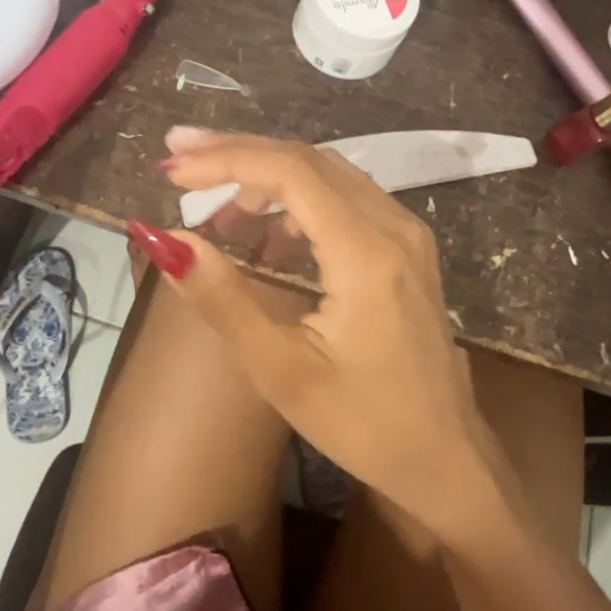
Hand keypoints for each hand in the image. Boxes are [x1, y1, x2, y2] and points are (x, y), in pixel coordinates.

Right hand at [130, 128, 495, 526]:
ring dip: (268, 177)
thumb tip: (165, 239)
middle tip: (178, 160)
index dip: (226, 159)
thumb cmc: (362, 424)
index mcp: (366, 253)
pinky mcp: (408, 247)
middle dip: (239, 154)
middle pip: (309, 160)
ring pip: (329, 174)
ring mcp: (407, 233)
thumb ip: (224, 299)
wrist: (445, 456)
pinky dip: (299, 200)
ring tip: (215, 213)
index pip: (290, 171)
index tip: (171, 168)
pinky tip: (267, 237)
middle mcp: (394, 226)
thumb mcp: (281, 370)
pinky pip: (347, 198)